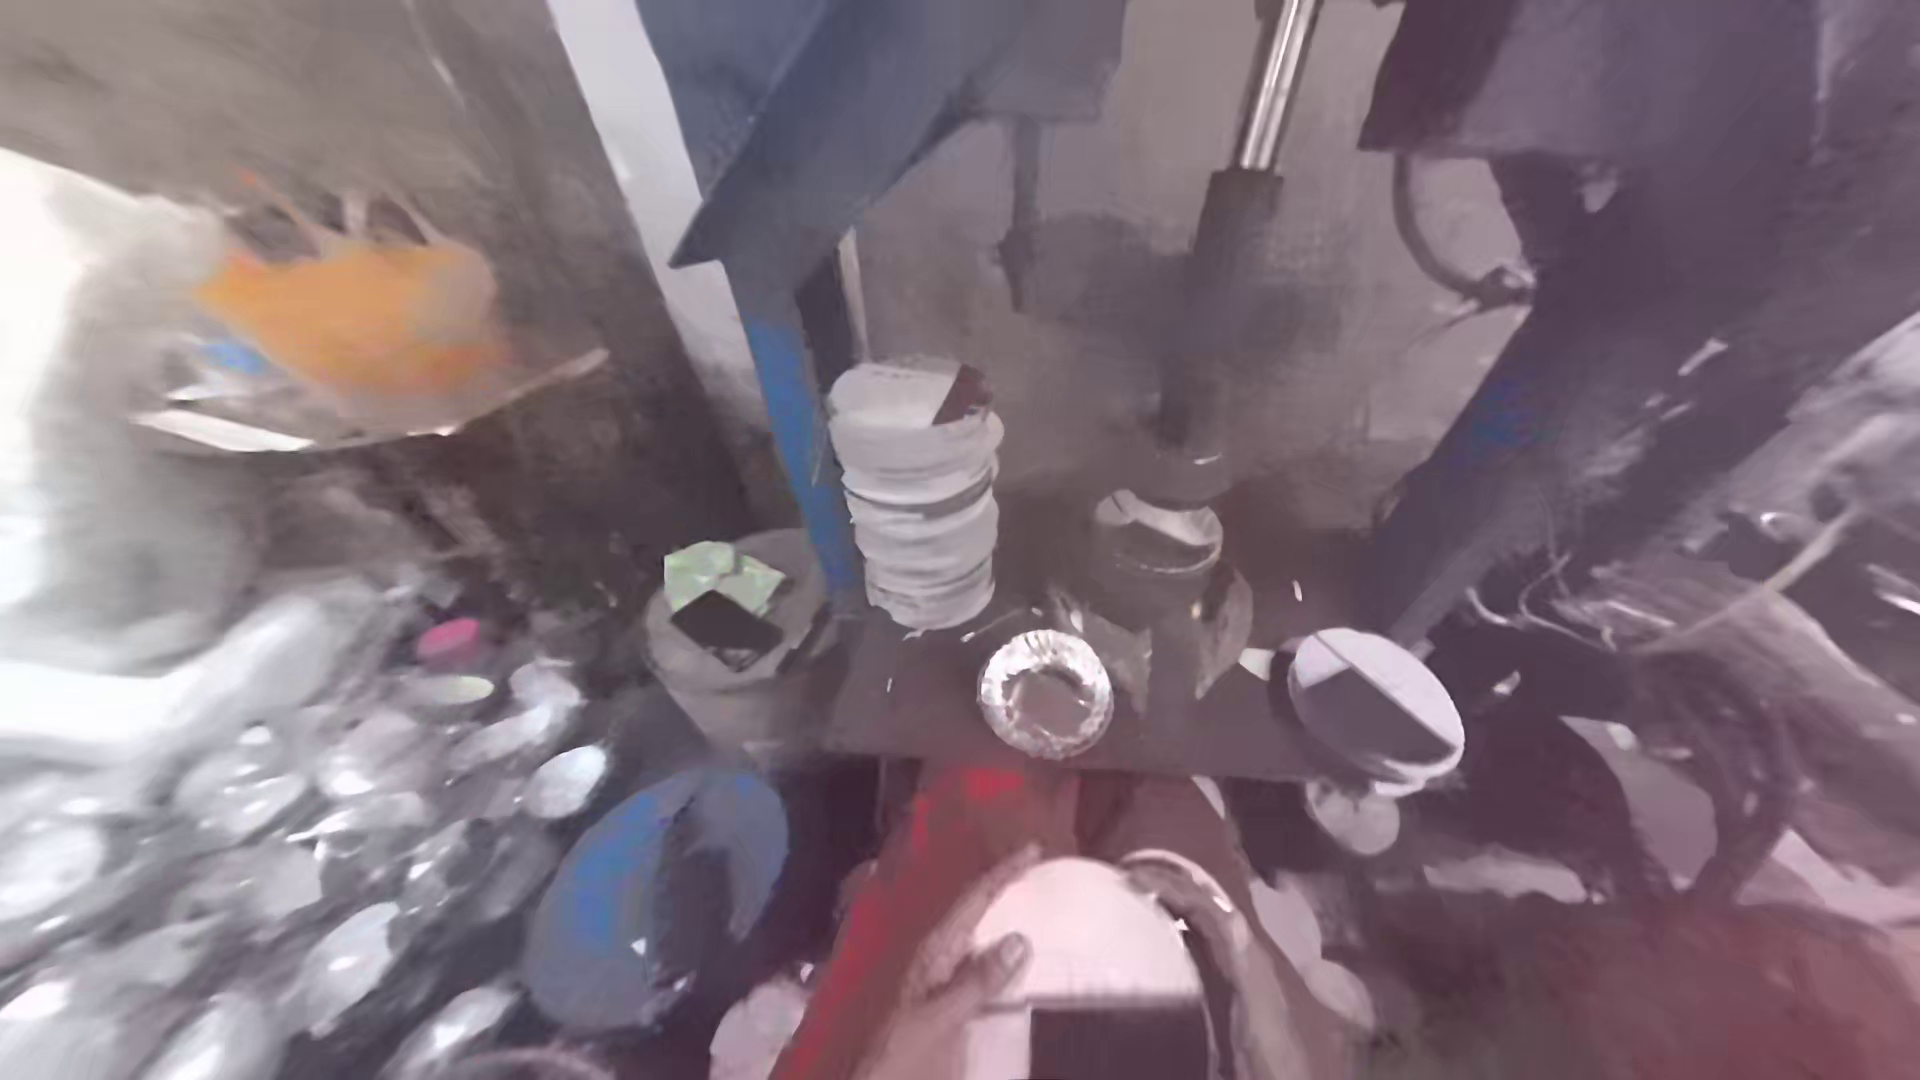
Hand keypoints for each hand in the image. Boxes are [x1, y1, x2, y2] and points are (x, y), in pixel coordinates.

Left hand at [852, 845, 1038, 1079]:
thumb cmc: (899, 1053)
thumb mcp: (940, 1018)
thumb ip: (978, 981)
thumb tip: (1021, 938)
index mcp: (937, 948)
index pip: (976, 897)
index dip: (1004, 871)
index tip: (1032, 849)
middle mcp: (936, 952)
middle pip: (974, 906)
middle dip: (1002, 883)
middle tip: (1033, 868)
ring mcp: (936, 973)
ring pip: (973, 929)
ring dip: (997, 911)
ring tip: (1025, 898)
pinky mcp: (937, 997)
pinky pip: (972, 959)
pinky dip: (992, 947)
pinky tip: (1004, 954)